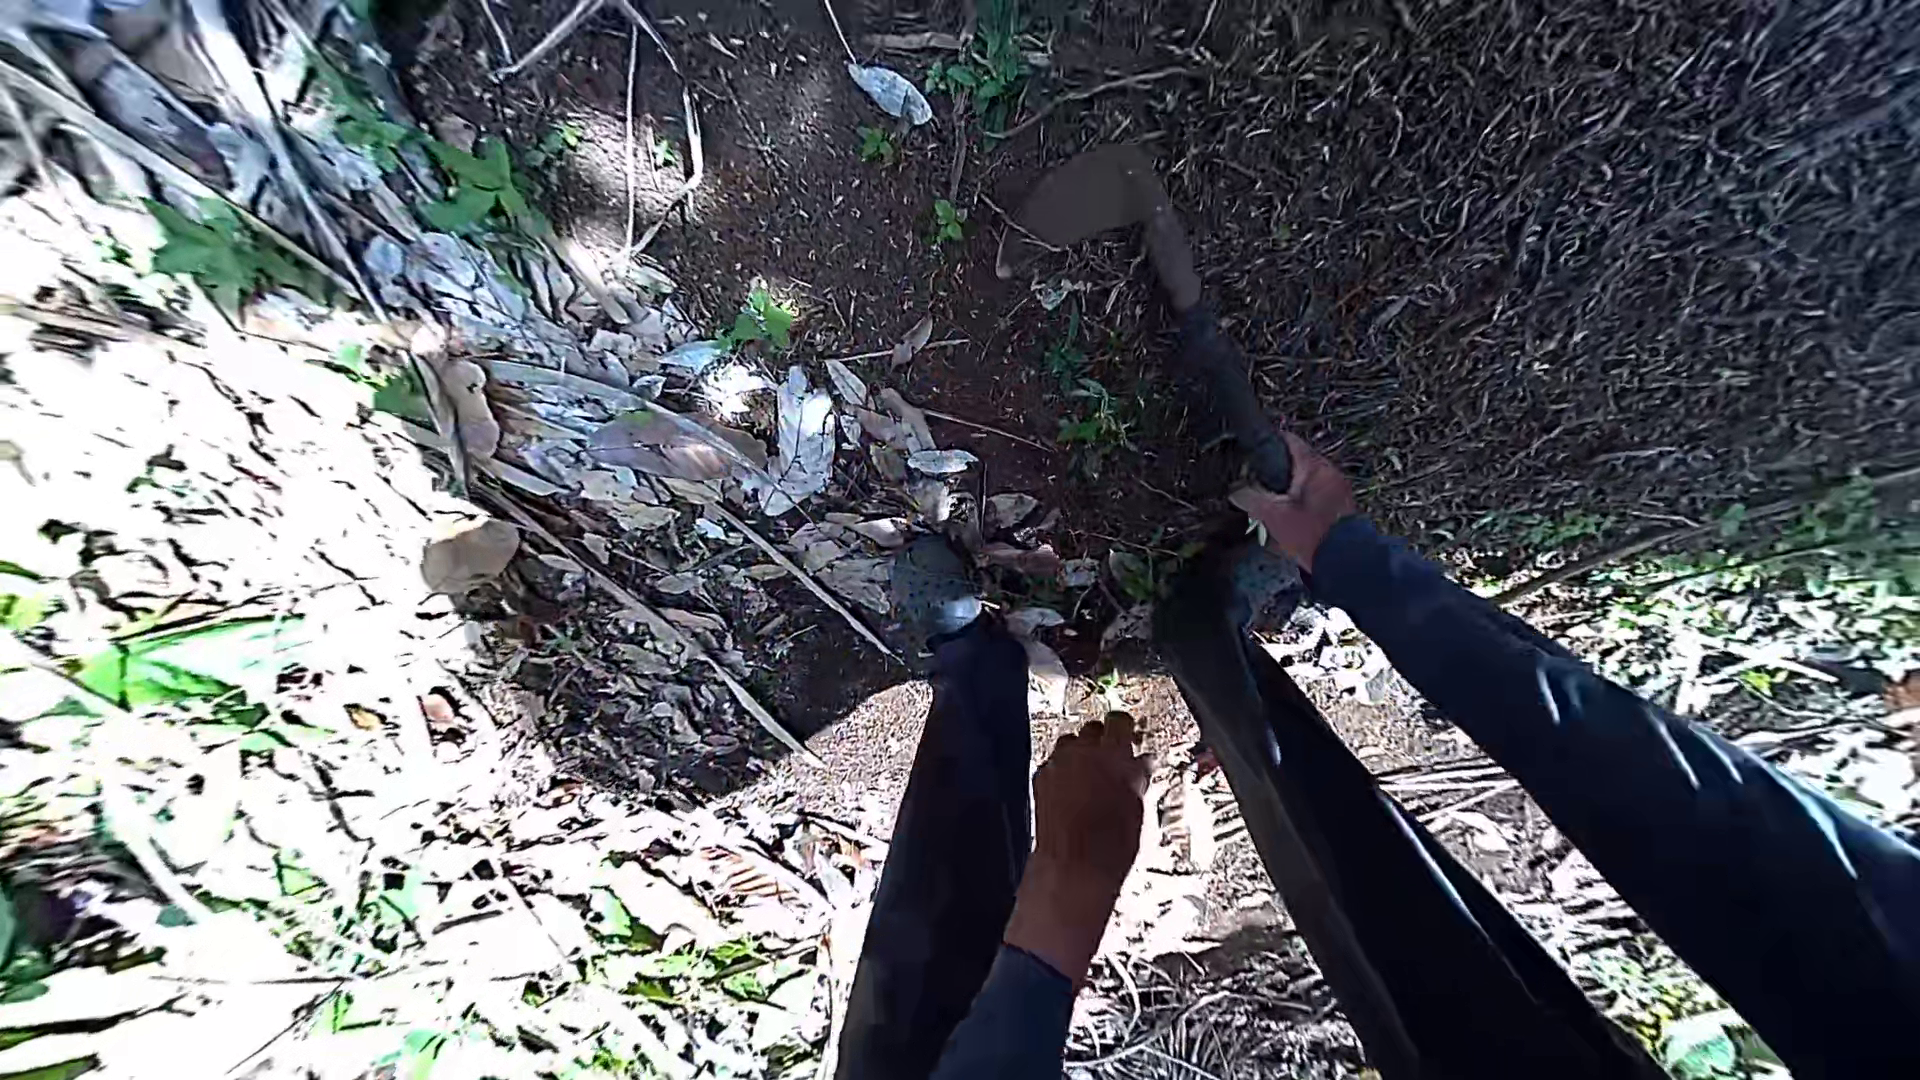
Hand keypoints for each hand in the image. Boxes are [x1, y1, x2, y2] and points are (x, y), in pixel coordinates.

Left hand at [1004, 713, 1151, 983]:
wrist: (1073, 866)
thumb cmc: (1112, 845)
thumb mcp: (1138, 808)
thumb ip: (1136, 777)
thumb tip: (1140, 763)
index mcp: (1113, 755)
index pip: (1119, 722)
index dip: (1124, 729)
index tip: (1128, 736)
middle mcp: (1082, 751)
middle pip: (1093, 728)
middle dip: (1102, 741)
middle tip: (1111, 761)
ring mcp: (1058, 761)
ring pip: (1071, 742)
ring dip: (1081, 753)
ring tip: (1090, 777)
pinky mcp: (1041, 774)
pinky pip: (1055, 761)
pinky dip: (1064, 769)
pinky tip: (1071, 791)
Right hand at [1229, 431, 1357, 571]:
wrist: (1345, 561)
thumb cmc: (1312, 534)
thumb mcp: (1272, 514)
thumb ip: (1250, 498)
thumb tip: (1235, 490)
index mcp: (1314, 467)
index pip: (1289, 440)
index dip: (1268, 441)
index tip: (1251, 447)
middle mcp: (1329, 473)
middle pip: (1296, 460)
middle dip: (1274, 468)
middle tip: (1253, 477)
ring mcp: (1337, 488)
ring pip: (1304, 478)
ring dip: (1286, 485)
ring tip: (1266, 498)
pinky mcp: (1338, 505)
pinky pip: (1313, 492)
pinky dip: (1297, 497)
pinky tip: (1285, 512)